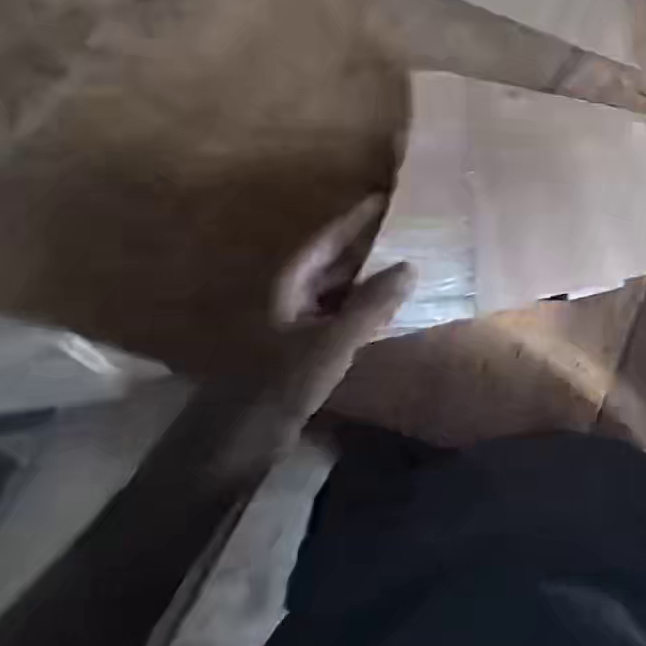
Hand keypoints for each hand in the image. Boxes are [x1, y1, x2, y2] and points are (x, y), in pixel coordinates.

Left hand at [261, 196, 414, 425]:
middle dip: (367, 244)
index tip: (383, 198)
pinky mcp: (306, 350)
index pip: (325, 242)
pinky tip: (392, 306)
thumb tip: (411, 264)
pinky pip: (344, 313)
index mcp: (289, 290)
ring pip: (339, 289)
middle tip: (408, 226)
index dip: (353, 220)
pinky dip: (367, 303)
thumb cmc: (277, 387)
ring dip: (370, 275)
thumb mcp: (332, 344)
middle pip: (333, 263)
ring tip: (409, 259)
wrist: (234, 448)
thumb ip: (372, 304)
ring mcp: (297, 326)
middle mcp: (291, 301)